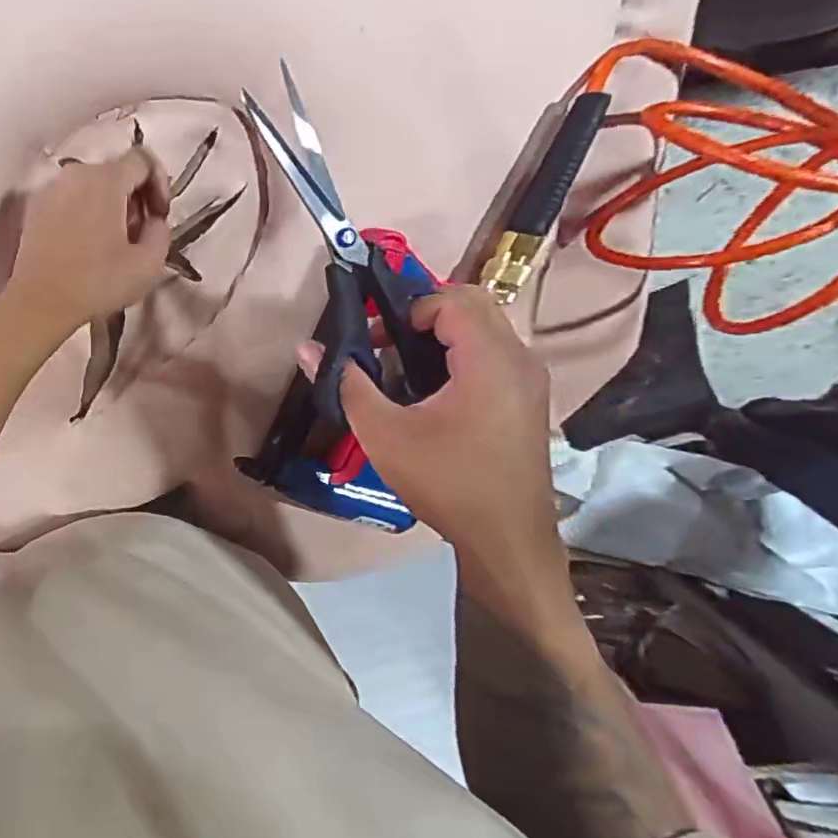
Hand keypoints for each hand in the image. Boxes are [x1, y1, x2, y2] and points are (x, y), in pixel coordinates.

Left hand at [1, 149, 170, 335]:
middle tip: (136, 233)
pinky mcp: (33, 209)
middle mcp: (73, 174)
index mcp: (104, 180)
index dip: (160, 183)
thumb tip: (152, 220)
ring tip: (110, 242)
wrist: (39, 304)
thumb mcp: (149, 263)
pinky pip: (68, 199)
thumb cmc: (96, 284)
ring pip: (91, 185)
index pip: (143, 159)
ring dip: (108, 205)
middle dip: (133, 197)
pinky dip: (83, 211)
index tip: (159, 216)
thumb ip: (162, 230)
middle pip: (115, 171)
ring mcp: (49, 190)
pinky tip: (85, 244)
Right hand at [313, 286, 564, 587]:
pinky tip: (426, 392)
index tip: (371, 339)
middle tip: (381, 345)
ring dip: (438, 336)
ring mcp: (528, 381)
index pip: (452, 301)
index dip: (405, 309)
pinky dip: (456, 355)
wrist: (504, 536)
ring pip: (484, 330)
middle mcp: (520, 361)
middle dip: (421, 315)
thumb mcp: (382, 432)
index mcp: (490, 362)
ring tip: (398, 369)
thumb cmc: (443, 480)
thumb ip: (345, 384)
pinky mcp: (526, 400)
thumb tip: (308, 349)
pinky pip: (491, 355)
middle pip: (474, 306)